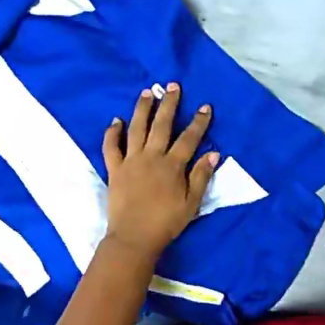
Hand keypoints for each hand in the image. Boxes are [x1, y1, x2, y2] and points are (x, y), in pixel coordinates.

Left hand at [102, 83, 218, 257]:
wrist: (134, 237)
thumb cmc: (166, 223)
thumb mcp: (191, 203)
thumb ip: (201, 176)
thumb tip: (213, 153)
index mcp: (172, 165)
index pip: (189, 138)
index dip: (199, 122)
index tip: (206, 106)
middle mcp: (151, 157)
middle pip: (162, 125)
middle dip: (169, 104)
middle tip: (172, 86)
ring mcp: (130, 161)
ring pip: (136, 128)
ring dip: (142, 109)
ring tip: (147, 92)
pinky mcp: (114, 169)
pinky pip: (111, 147)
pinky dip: (112, 133)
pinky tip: (116, 121)